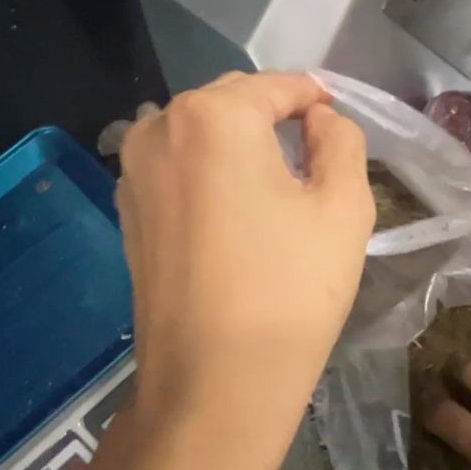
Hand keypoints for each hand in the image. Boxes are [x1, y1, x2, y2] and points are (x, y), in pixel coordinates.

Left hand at [118, 71, 373, 424]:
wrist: (215, 384)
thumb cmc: (290, 290)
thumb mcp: (344, 206)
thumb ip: (340, 139)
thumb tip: (318, 120)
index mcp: (213, 116)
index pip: (278, 85)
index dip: (316, 98)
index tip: (339, 120)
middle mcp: (158, 128)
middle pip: (232, 102)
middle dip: (275, 118)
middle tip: (315, 156)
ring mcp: (133, 172)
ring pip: (200, 135)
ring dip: (240, 145)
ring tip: (277, 186)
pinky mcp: (127, 213)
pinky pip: (177, 170)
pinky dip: (210, 174)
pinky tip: (236, 214)